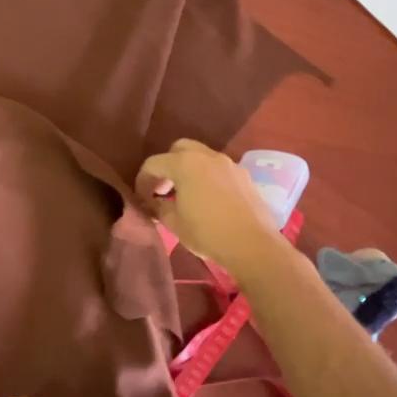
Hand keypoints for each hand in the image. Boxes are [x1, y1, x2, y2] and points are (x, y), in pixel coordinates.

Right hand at [136, 139, 286, 275]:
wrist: (254, 246)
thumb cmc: (208, 233)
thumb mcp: (174, 223)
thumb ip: (159, 207)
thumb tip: (155, 203)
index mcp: (184, 164)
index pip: (153, 164)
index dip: (142, 180)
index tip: (142, 198)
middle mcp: (207, 157)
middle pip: (179, 149)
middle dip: (167, 165)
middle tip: (164, 189)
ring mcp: (229, 164)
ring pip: (201, 157)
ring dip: (189, 170)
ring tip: (186, 194)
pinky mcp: (245, 177)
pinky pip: (219, 169)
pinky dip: (208, 177)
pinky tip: (209, 199)